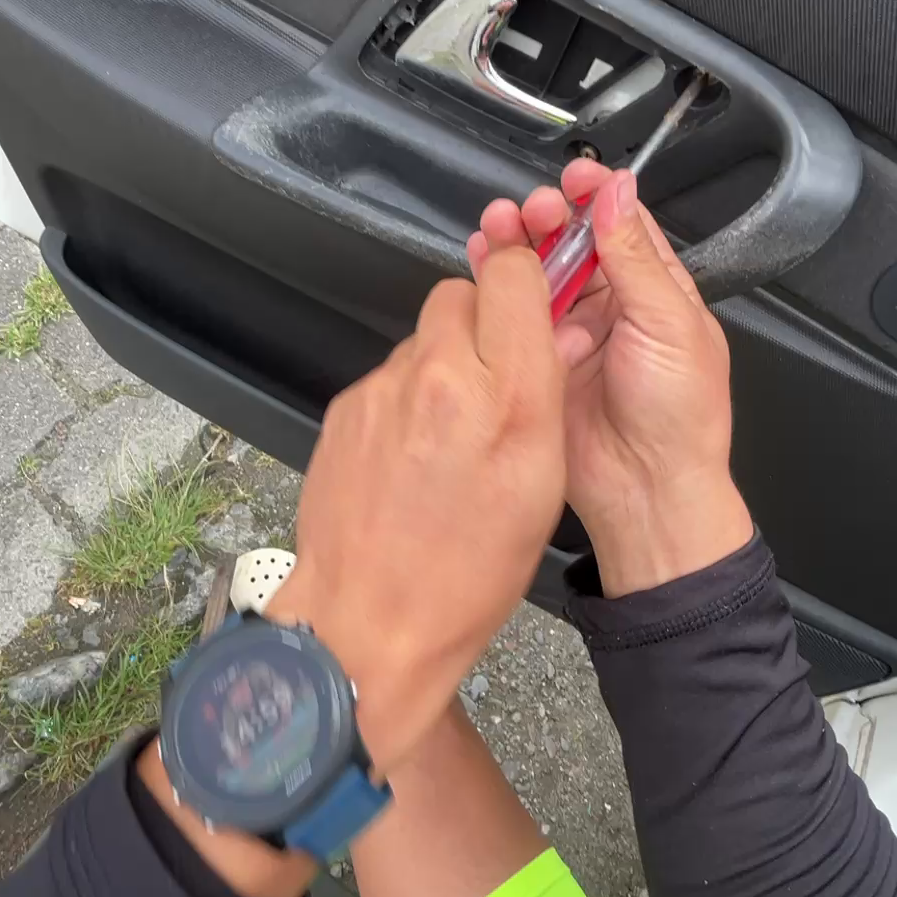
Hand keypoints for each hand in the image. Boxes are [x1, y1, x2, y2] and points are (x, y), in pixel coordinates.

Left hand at [267, 245, 566, 775]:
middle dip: (480, 319)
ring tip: (446, 431)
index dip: (523, 277)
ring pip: (421, 336)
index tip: (528, 299)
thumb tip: (552, 335)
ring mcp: (381, 390)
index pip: (511, 275)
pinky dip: (405, 395)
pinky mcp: (344, 406)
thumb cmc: (469, 571)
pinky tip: (409, 450)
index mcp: (505, 399)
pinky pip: (388, 375)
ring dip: (441, 362)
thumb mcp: (541, 484)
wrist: (367, 621)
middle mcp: (438, 378)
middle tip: (489, 374)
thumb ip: (545, 393)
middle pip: (459, 292)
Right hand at [466, 159, 752, 596]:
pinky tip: (482, 261)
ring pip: (539, 272)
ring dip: (518, 243)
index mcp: (656, 290)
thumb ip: (635, 258)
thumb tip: (618, 192)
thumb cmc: (678, 412)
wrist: (643, 488)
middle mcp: (612, 305)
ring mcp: (571, 330)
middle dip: (549, 218)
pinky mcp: (538, 356)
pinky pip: (514, 312)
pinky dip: (496, 284)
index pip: (625, 225)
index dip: (600, 195)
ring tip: (498, 225)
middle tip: (532, 210)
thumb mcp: (667, 324)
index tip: (576, 175)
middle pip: (574, 243)